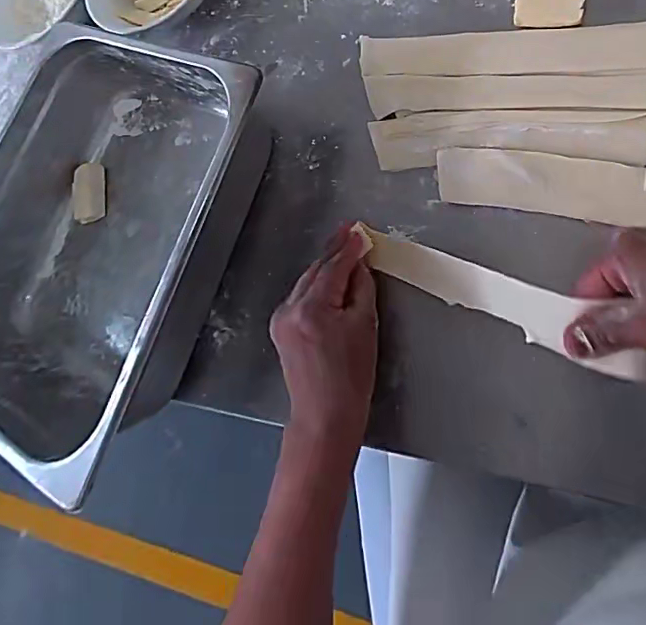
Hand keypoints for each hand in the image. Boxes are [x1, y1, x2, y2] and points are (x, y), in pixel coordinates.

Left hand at [270, 222, 377, 447]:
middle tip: (350, 232)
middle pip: (316, 271)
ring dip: (326, 268)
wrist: (325, 415)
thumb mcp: (365, 326)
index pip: (333, 268)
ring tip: (344, 251)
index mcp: (312, 309)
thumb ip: (362, 288)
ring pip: (307, 282)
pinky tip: (330, 279)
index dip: (348, 248)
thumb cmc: (352, 376)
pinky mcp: (280, 329)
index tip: (358, 230)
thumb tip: (358, 265)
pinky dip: (317, 286)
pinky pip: (301, 297)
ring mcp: (281, 319)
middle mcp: (290, 309)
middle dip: (335, 252)